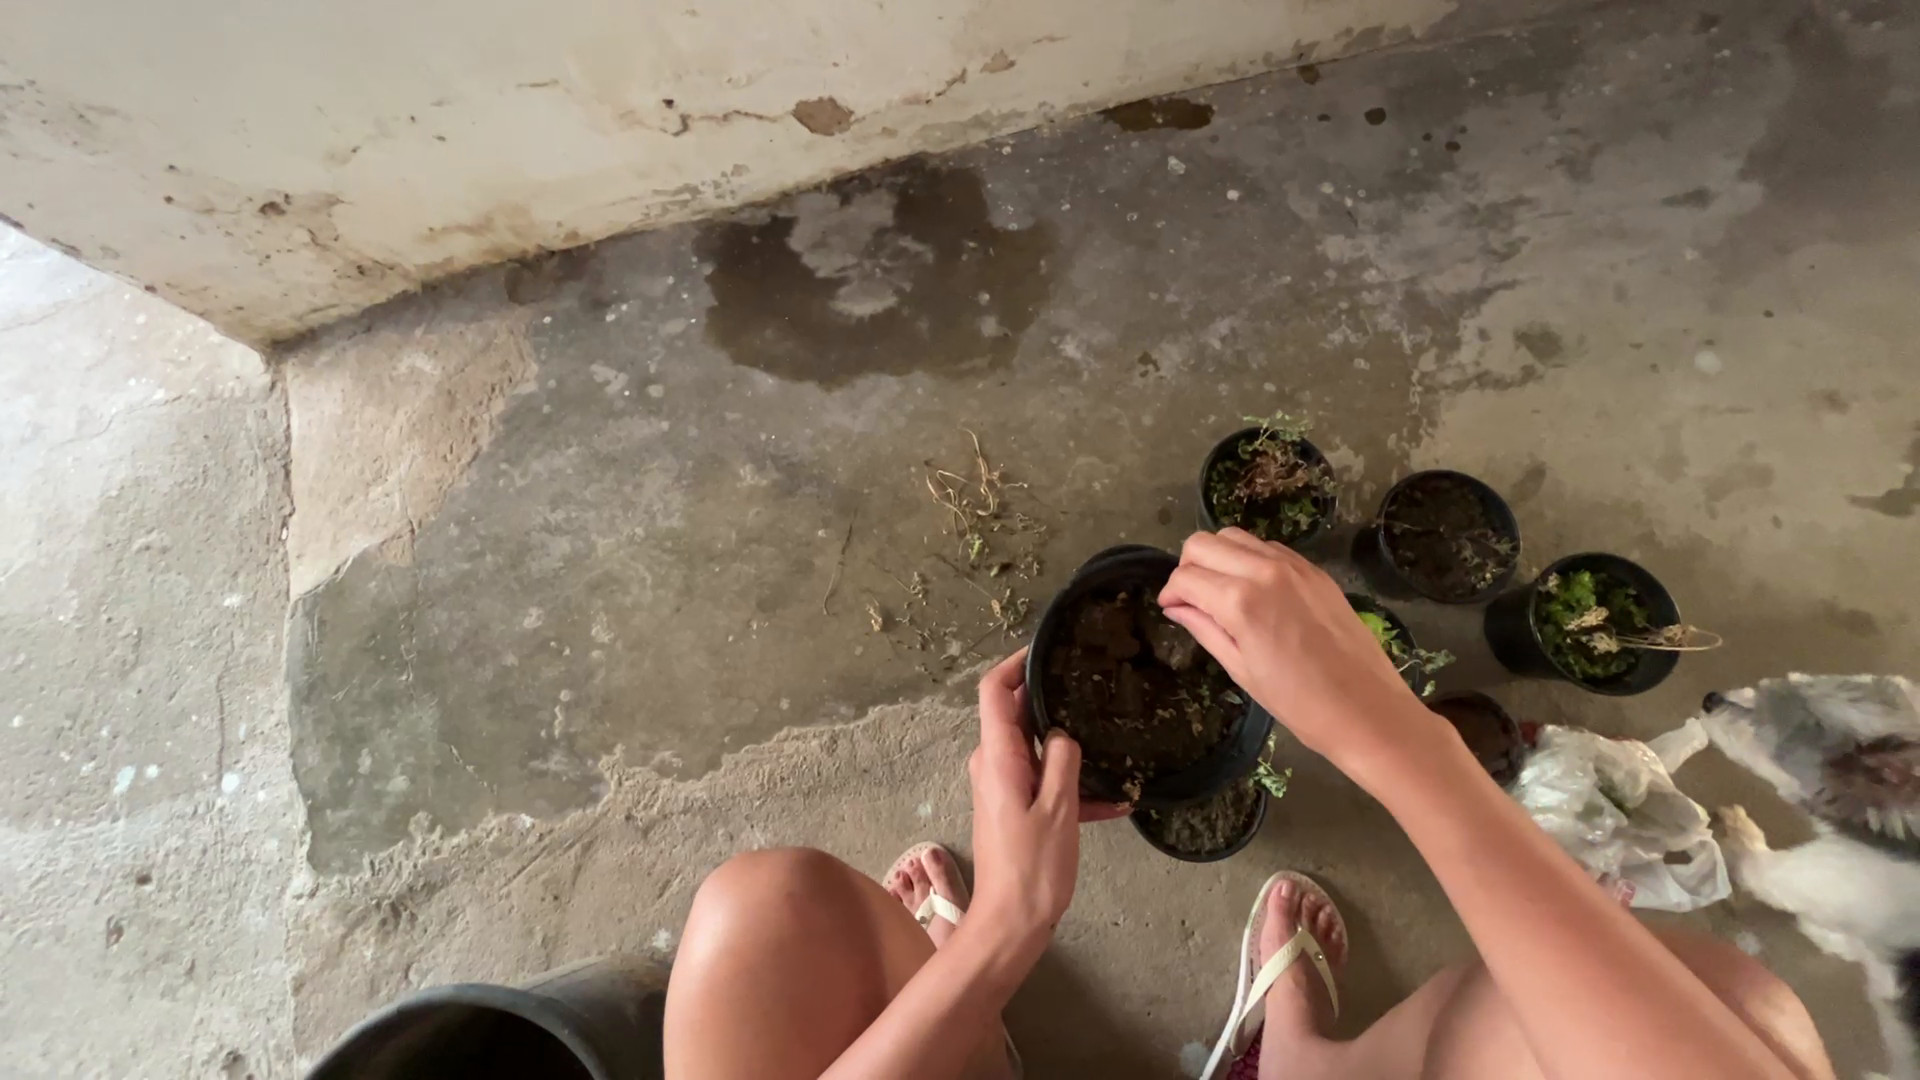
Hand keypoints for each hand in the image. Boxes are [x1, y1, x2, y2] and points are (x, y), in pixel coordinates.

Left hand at [966, 649, 1125, 949]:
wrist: (1010, 925)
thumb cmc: (1033, 866)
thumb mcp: (1058, 809)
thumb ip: (1062, 760)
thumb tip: (1061, 732)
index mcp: (997, 756)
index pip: (993, 691)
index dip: (1014, 665)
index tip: (1046, 652)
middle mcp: (993, 763)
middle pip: (1016, 715)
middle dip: (1051, 701)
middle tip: (1091, 690)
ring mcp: (1002, 785)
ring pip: (1035, 749)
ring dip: (1069, 749)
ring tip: (1112, 744)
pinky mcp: (1013, 807)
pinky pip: (1042, 782)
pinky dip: (1070, 786)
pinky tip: (1115, 801)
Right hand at [1156, 529, 1452, 782]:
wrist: (1369, 711)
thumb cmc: (1298, 703)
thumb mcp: (1240, 669)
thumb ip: (1204, 628)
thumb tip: (1175, 608)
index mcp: (1240, 601)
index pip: (1185, 577)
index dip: (1170, 593)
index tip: (1170, 609)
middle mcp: (1263, 571)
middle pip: (1203, 543)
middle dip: (1187, 567)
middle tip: (1192, 598)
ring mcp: (1293, 566)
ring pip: (1234, 536)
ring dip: (1217, 557)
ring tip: (1220, 591)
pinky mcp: (1314, 570)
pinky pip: (1267, 547)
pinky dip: (1248, 559)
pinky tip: (1253, 590)